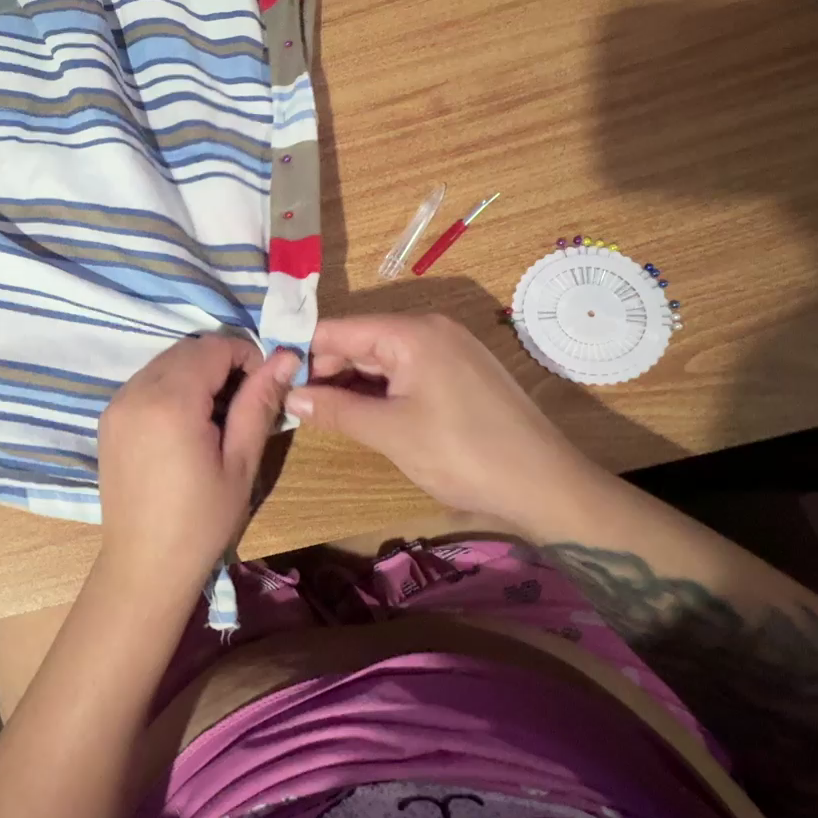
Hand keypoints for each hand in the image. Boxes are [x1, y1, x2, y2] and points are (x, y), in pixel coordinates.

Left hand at [96, 334, 298, 586]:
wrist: (145, 564)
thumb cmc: (202, 520)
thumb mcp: (241, 462)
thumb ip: (259, 403)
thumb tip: (286, 357)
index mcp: (170, 401)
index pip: (212, 346)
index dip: (245, 355)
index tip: (264, 385)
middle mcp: (135, 391)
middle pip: (185, 350)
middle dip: (220, 362)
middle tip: (244, 401)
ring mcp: (116, 404)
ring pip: (163, 363)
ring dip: (194, 373)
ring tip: (217, 415)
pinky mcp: (108, 420)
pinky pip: (144, 383)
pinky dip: (169, 387)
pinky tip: (186, 424)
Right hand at [286, 314, 609, 524]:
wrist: (547, 487)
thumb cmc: (462, 453)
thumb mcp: (389, 432)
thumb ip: (334, 409)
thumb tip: (288, 396)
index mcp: (411, 333)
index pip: (338, 330)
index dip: (301, 352)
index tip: (270, 377)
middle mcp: (430, 330)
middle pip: (359, 342)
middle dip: (324, 371)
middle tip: (290, 403)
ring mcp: (448, 352)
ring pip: (381, 360)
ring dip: (350, 384)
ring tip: (316, 413)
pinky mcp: (459, 375)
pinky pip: (405, 373)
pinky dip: (379, 391)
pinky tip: (358, 415)